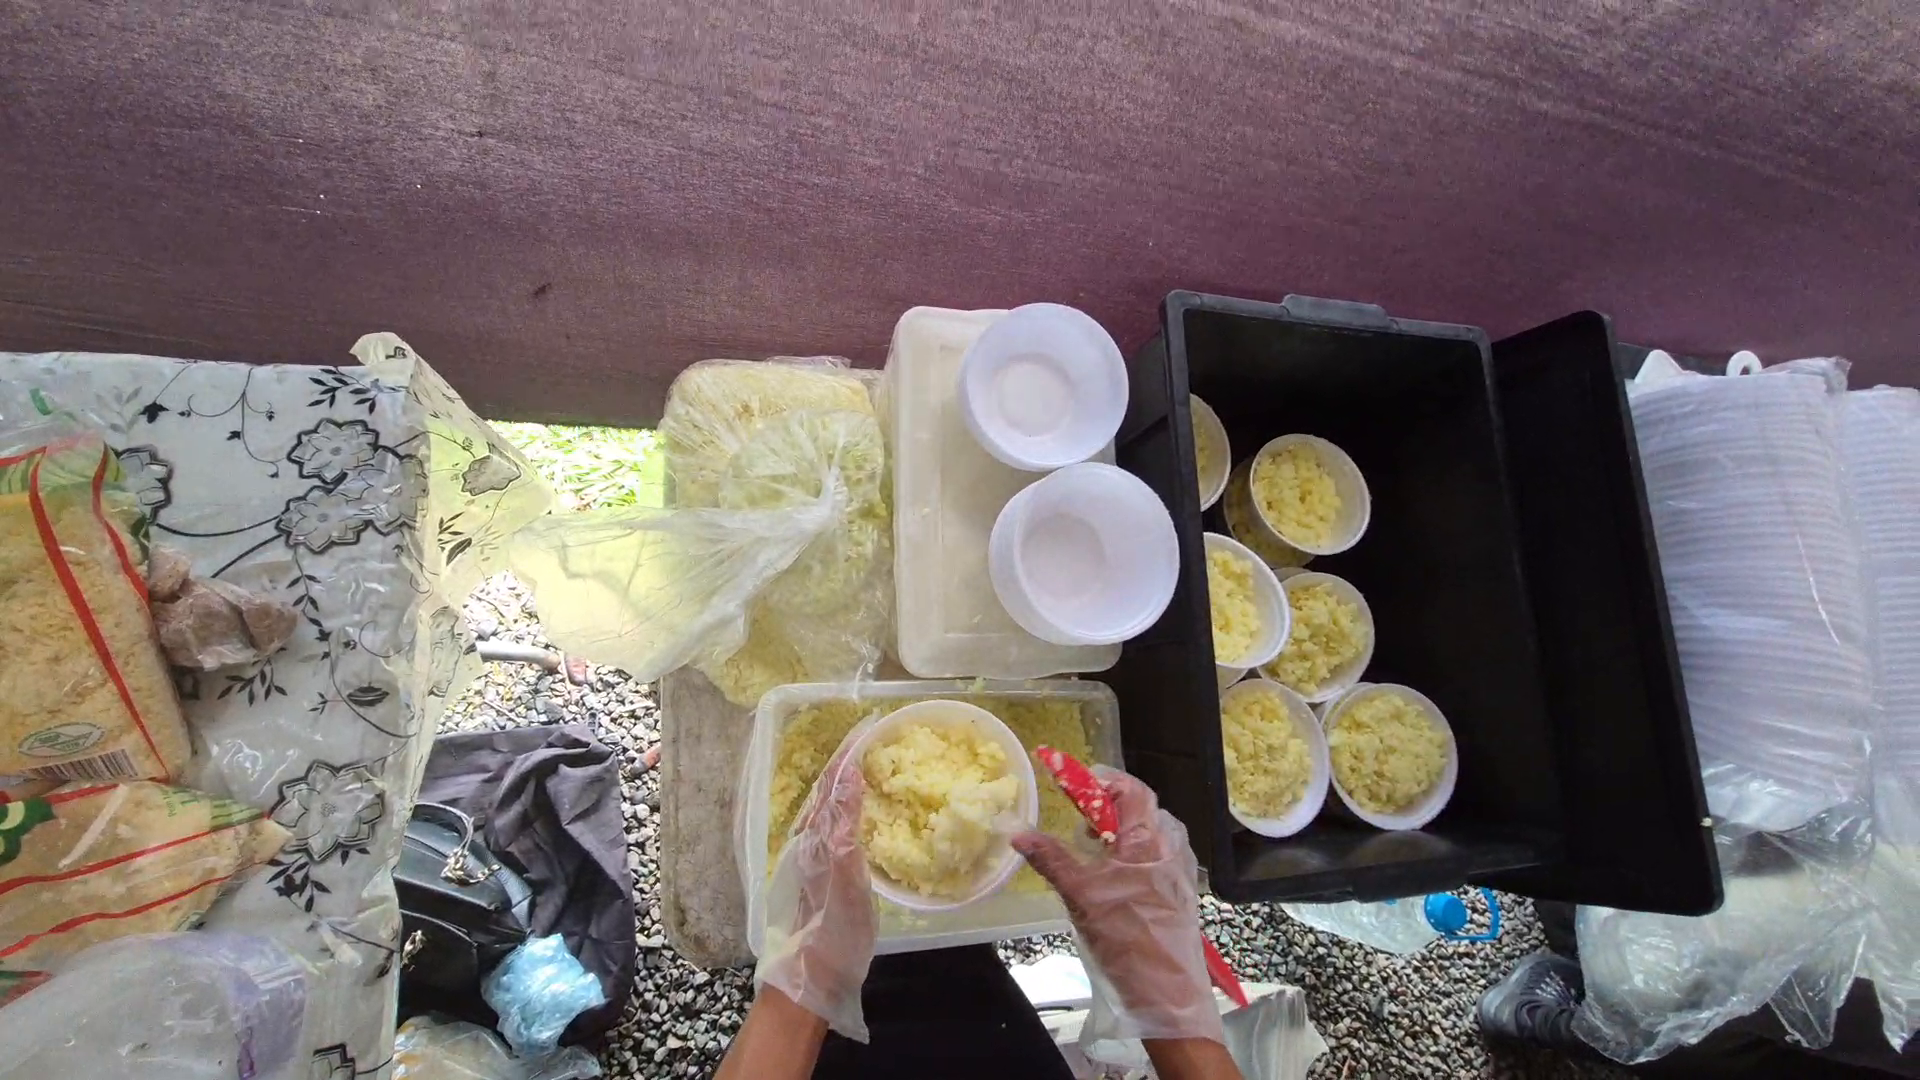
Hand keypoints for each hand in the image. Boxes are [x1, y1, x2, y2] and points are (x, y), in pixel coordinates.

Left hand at [754, 743, 876, 1041]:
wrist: (812, 979)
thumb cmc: (833, 932)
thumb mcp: (847, 879)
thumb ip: (846, 827)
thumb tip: (849, 777)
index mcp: (819, 835)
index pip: (834, 781)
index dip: (851, 751)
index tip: (870, 726)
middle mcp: (814, 839)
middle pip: (831, 788)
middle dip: (850, 758)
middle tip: (875, 735)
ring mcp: (818, 855)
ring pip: (833, 804)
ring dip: (849, 777)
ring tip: (870, 759)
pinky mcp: (826, 871)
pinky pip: (840, 822)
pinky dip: (852, 802)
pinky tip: (862, 807)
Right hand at [1012, 766, 1223, 1046]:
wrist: (1170, 1000)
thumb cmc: (1127, 941)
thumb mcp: (1081, 896)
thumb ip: (1051, 859)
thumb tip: (1018, 832)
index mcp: (1149, 840)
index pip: (1131, 788)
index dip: (1101, 781)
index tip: (1071, 784)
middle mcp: (1170, 848)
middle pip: (1141, 808)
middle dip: (1108, 808)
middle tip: (1081, 821)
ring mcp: (1179, 873)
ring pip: (1150, 834)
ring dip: (1121, 832)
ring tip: (1096, 850)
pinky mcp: (1180, 895)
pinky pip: (1157, 857)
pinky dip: (1134, 855)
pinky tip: (1115, 879)